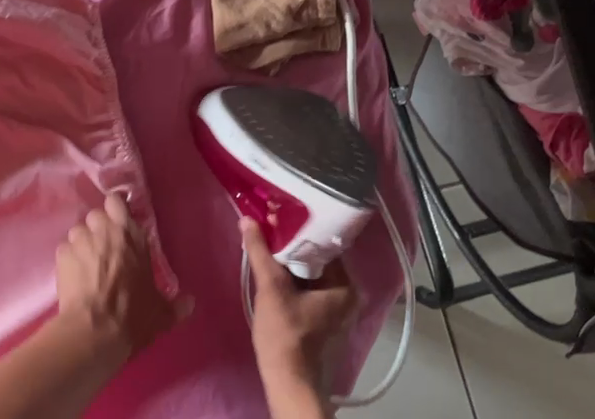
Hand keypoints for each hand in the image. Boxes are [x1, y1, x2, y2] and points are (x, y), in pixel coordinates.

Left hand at [55, 193, 190, 358]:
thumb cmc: (133, 317)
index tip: (118, 222)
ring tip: (86, 264)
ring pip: (77, 231)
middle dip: (98, 227)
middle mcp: (104, 231)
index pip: (117, 202)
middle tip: (103, 247)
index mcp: (130, 236)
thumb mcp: (161, 314)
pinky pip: (64, 250)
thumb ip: (176, 306)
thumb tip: (191, 303)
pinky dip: (68, 259)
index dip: (115, 209)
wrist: (95, 331)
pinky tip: (73, 276)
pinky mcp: (62, 256)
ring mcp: (80, 241)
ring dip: (82, 243)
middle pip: (95, 215)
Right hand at [241, 217, 358, 383]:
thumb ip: (260, 252)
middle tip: (267, 223)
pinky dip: (290, 276)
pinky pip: (307, 286)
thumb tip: (248, 219)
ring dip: (287, 259)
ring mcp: (335, 308)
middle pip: (316, 257)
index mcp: (344, 285)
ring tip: (265, 240)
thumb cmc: (286, 335)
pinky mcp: (321, 317)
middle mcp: (347, 294)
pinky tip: (271, 266)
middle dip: (291, 242)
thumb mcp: (271, 288)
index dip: (299, 226)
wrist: (289, 382)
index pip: (324, 243)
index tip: (277, 212)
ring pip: (309, 272)